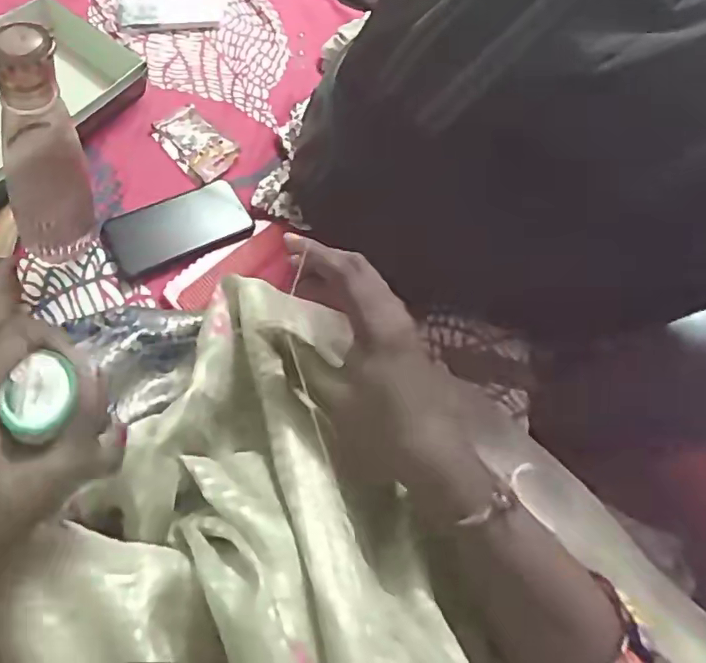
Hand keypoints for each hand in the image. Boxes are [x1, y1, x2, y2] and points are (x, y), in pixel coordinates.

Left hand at [0, 282, 120, 573]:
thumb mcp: (41, 486)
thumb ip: (82, 444)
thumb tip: (112, 403)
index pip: (20, 329)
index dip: (58, 340)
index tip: (84, 374)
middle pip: (15, 337)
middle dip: (55, 353)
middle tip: (82, 385)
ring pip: (11, 358)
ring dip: (46, 370)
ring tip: (74, 404)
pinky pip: (6, 381)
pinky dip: (34, 388)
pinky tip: (53, 422)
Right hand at [287, 236, 501, 504]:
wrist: (438, 462)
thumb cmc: (384, 428)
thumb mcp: (333, 396)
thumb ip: (299, 357)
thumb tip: (267, 329)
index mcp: (378, 322)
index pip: (346, 270)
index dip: (315, 253)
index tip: (286, 243)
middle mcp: (393, 314)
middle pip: (360, 268)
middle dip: (325, 257)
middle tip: (292, 256)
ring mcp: (402, 326)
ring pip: (368, 282)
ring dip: (337, 273)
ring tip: (304, 276)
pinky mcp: (405, 340)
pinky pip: (372, 299)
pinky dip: (347, 290)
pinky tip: (329, 305)